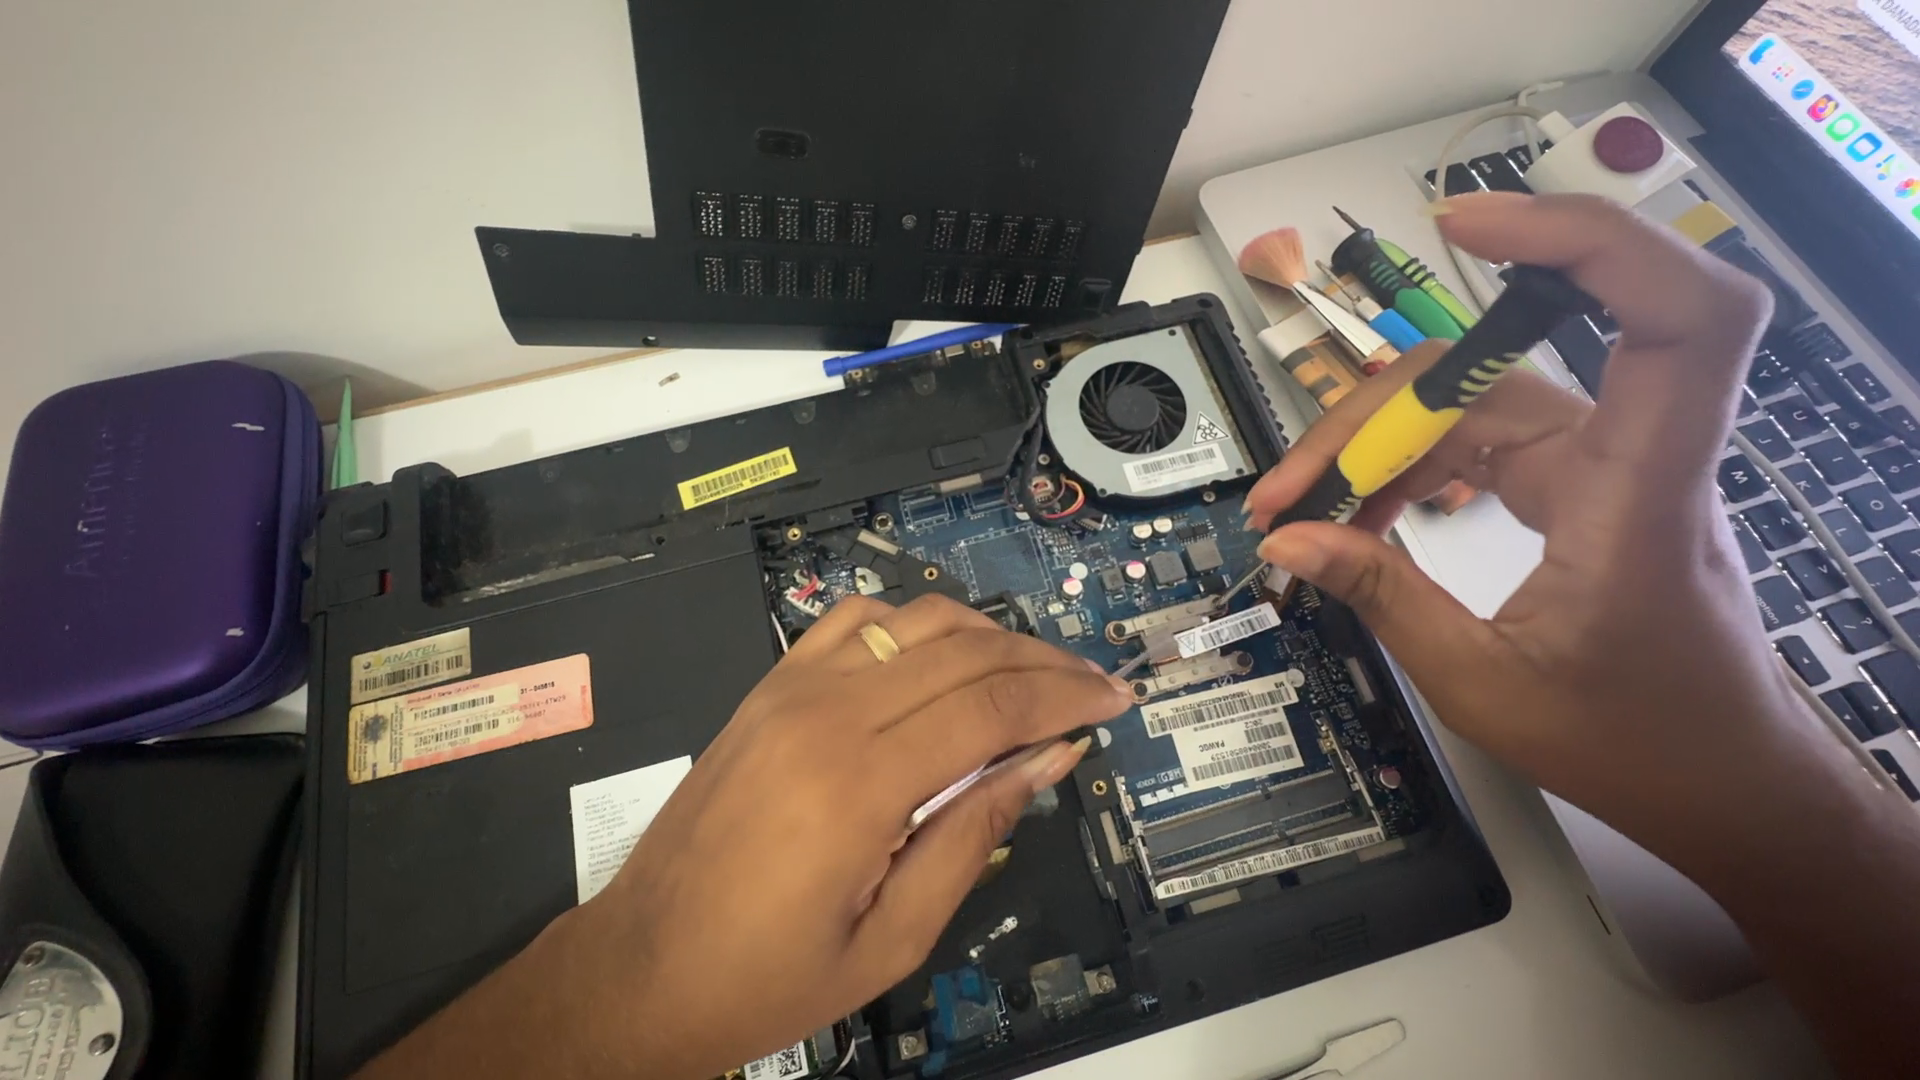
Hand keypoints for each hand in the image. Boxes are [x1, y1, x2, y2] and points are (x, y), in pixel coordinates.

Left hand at [554, 594, 1130, 1079]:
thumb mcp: (894, 936)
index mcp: (860, 783)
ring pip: (916, 619)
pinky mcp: (771, 683)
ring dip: (987, 634)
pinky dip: (912, 620)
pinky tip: (939, 650)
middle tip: (1092, 681)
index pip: (991, 709)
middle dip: (1044, 663)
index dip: (1064, 698)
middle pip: (965, 653)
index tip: (1113, 699)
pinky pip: (854, 618)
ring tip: (1032, 669)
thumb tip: (1045, 758)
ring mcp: (792, 686)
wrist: (643, 964)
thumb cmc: (769, 974)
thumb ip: (974, 833)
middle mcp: (828, 712)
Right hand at [1245, 192, 1878, 871]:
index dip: (1583, 243)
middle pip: (1483, 378)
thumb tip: (1290, 541)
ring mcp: (1590, 465)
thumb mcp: (1481, 681)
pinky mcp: (1566, 484)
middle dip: (1367, 422)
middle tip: (1287, 491)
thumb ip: (1382, 598)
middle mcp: (1620, 455)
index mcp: (1636, 492)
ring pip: (1461, 409)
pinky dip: (1398, 474)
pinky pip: (1465, 447)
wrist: (1715, 779)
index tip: (1466, 227)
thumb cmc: (1627, 739)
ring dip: (1368, 452)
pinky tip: (1351, 518)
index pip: (1671, 317)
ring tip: (1298, 510)